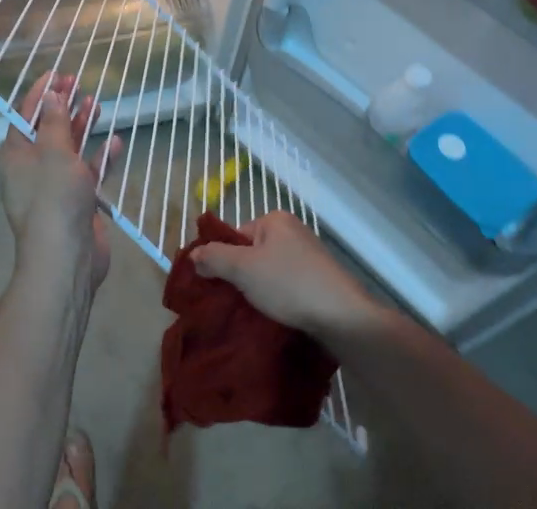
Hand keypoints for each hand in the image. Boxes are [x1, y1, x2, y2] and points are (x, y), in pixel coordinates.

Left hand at [0, 73, 117, 291]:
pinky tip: (115, 141)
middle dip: (62, 106)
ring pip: (68, 149)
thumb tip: (52, 97)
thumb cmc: (53, 198)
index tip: (58, 74)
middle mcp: (31, 169)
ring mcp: (54, 187)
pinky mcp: (76, 203)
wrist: (66, 257)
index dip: (41, 94)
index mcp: (15, 155)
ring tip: (96, 104)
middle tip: (78, 83)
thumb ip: (55, 123)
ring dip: (81, 127)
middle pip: (47, 130)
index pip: (25, 116)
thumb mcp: (53, 153)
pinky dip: (99, 157)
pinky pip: (87, 173)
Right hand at [189, 211, 382, 336]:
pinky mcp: (321, 280)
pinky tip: (277, 315)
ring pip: (270, 271)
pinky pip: (288, 285)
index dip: (225, 260)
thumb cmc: (289, 284)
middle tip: (237, 301)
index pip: (236, 236)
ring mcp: (310, 256)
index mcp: (275, 220)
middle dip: (243, 277)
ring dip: (261, 290)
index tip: (223, 286)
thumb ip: (214, 258)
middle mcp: (294, 231)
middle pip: (253, 253)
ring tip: (257, 311)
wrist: (343, 317)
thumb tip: (194, 255)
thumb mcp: (243, 269)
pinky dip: (280, 298)